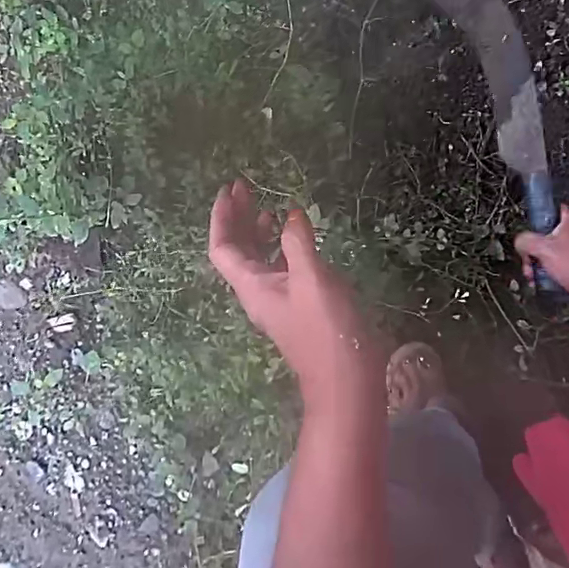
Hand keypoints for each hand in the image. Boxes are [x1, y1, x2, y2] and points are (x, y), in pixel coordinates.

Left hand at [209, 179, 381, 415]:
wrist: (347, 379)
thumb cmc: (326, 328)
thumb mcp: (312, 279)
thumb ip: (298, 242)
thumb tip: (291, 213)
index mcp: (251, 286)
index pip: (222, 248)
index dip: (222, 218)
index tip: (229, 190)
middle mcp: (258, 291)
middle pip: (237, 250)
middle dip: (238, 218)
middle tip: (246, 188)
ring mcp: (277, 298)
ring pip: (257, 258)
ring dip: (257, 230)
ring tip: (267, 207)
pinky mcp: (297, 303)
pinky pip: (279, 267)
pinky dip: (281, 245)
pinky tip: (296, 235)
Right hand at [514, 205, 568, 295]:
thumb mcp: (540, 249)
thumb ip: (525, 241)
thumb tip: (521, 242)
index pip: (550, 210)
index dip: (536, 222)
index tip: (530, 234)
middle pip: (548, 233)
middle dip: (535, 249)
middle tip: (530, 261)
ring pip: (555, 248)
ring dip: (542, 261)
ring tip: (536, 275)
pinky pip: (564, 259)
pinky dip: (554, 268)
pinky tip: (547, 279)